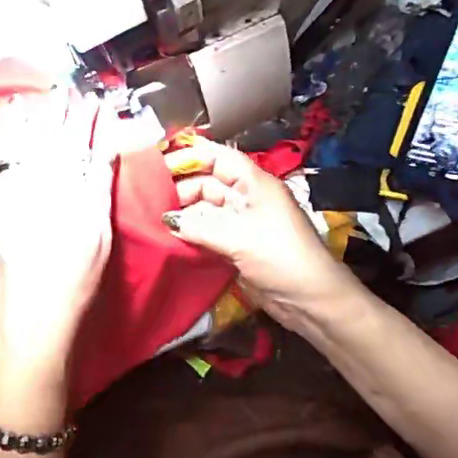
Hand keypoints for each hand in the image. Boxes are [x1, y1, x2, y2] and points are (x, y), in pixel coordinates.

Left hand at [0, 90, 118, 369]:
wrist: (35, 316)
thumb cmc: (76, 280)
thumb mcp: (100, 232)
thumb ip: (100, 184)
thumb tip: (104, 146)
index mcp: (68, 187)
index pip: (78, 141)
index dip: (86, 117)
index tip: (92, 98)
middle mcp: (37, 185)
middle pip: (48, 138)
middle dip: (58, 110)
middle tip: (64, 89)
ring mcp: (8, 195)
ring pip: (16, 146)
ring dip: (23, 120)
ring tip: (26, 99)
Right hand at [162, 136, 356, 330]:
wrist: (309, 299)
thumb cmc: (280, 256)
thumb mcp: (238, 236)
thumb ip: (198, 226)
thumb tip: (166, 220)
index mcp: (254, 184)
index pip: (218, 158)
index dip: (190, 157)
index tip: (159, 165)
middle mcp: (246, 199)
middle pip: (207, 184)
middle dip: (180, 189)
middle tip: (148, 200)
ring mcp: (241, 223)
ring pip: (204, 210)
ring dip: (182, 215)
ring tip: (152, 221)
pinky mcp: (236, 246)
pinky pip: (207, 233)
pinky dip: (190, 234)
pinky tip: (169, 239)